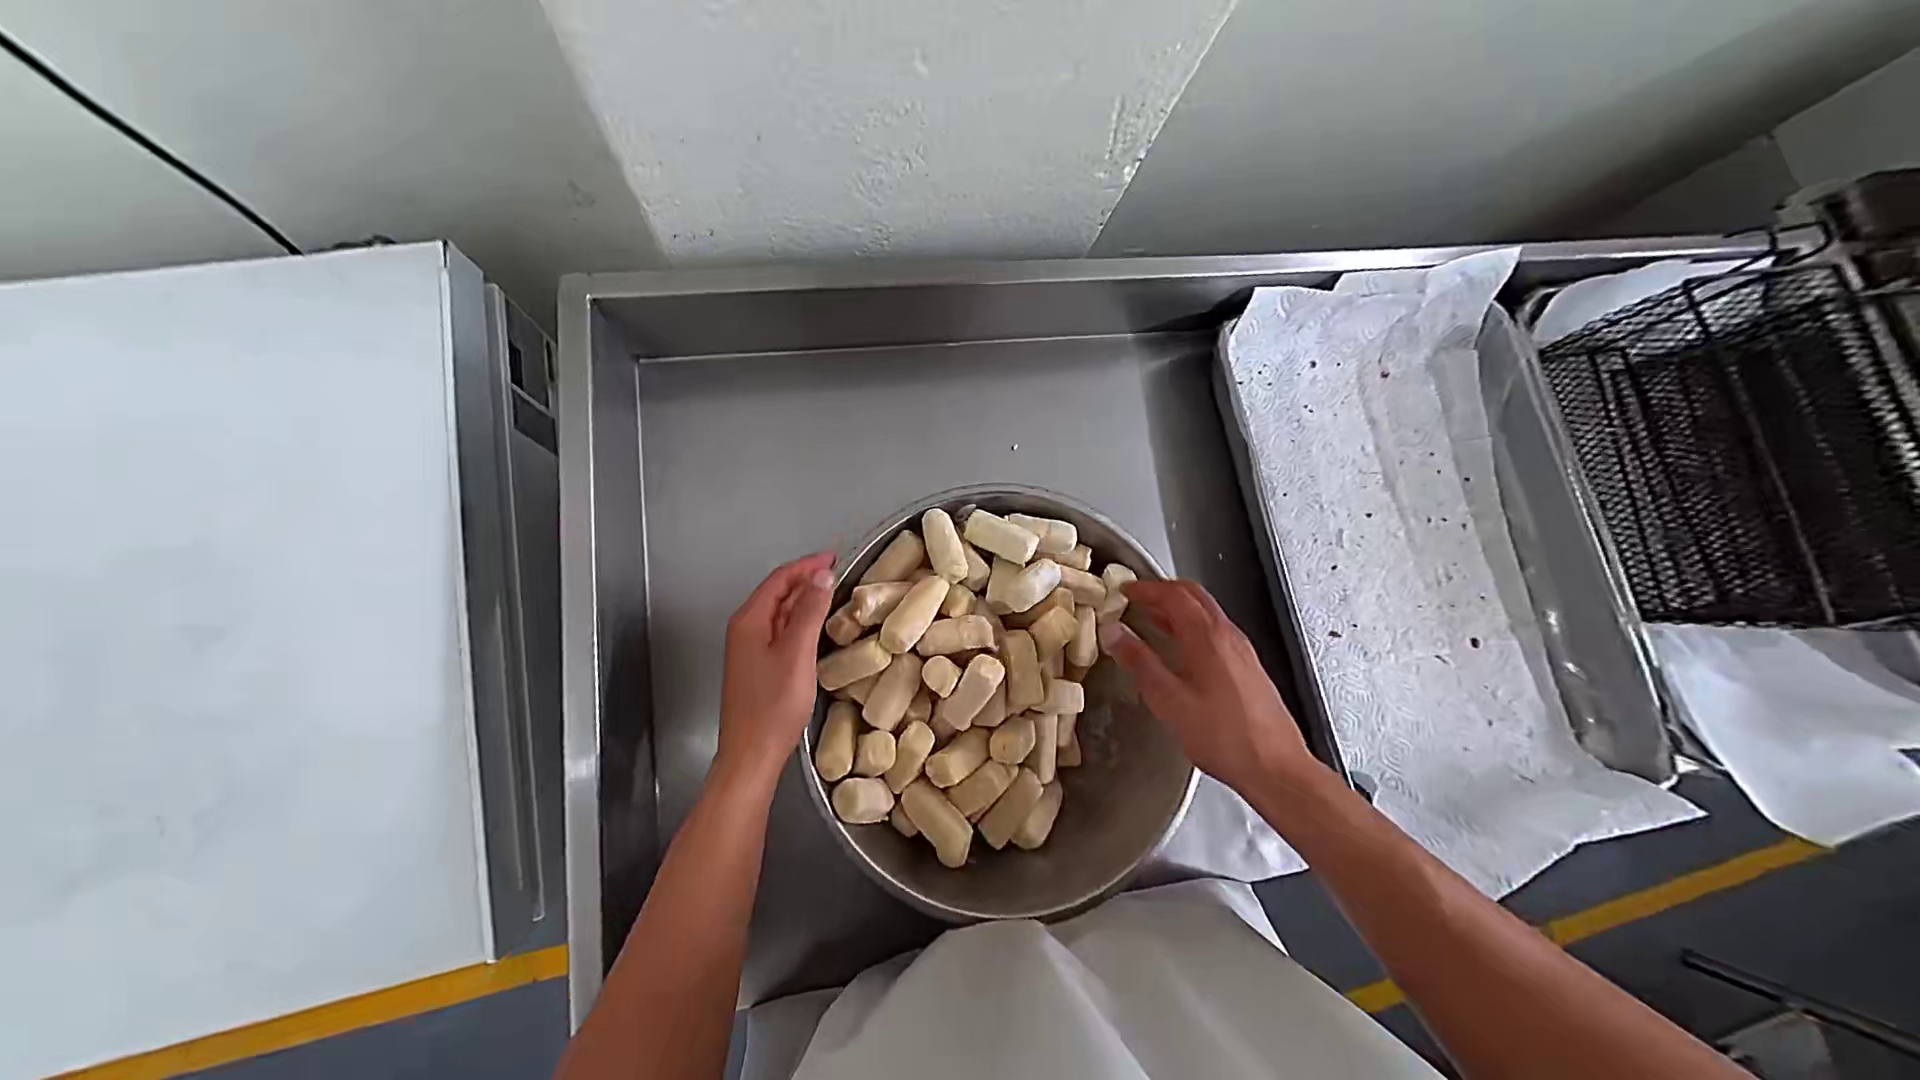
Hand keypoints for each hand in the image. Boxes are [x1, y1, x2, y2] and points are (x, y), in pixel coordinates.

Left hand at [716, 551, 836, 779]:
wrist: (752, 753)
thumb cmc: (773, 706)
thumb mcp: (797, 653)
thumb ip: (809, 612)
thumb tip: (822, 576)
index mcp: (750, 621)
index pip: (779, 579)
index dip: (807, 565)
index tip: (835, 557)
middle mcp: (745, 629)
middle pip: (777, 592)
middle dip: (806, 578)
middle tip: (838, 571)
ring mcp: (749, 648)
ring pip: (779, 611)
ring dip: (804, 598)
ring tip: (833, 592)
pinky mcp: (758, 665)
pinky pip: (780, 629)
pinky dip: (800, 619)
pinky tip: (817, 624)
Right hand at [1099, 579, 1323, 797]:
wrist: (1276, 768)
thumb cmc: (1226, 739)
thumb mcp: (1169, 701)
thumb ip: (1140, 663)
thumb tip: (1115, 635)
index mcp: (1208, 638)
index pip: (1174, 595)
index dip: (1145, 588)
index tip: (1125, 590)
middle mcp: (1229, 637)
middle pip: (1194, 595)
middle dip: (1162, 591)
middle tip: (1137, 597)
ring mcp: (1242, 651)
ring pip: (1206, 613)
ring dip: (1177, 609)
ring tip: (1150, 620)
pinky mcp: (1247, 667)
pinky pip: (1215, 631)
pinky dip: (1190, 627)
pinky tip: (1178, 649)